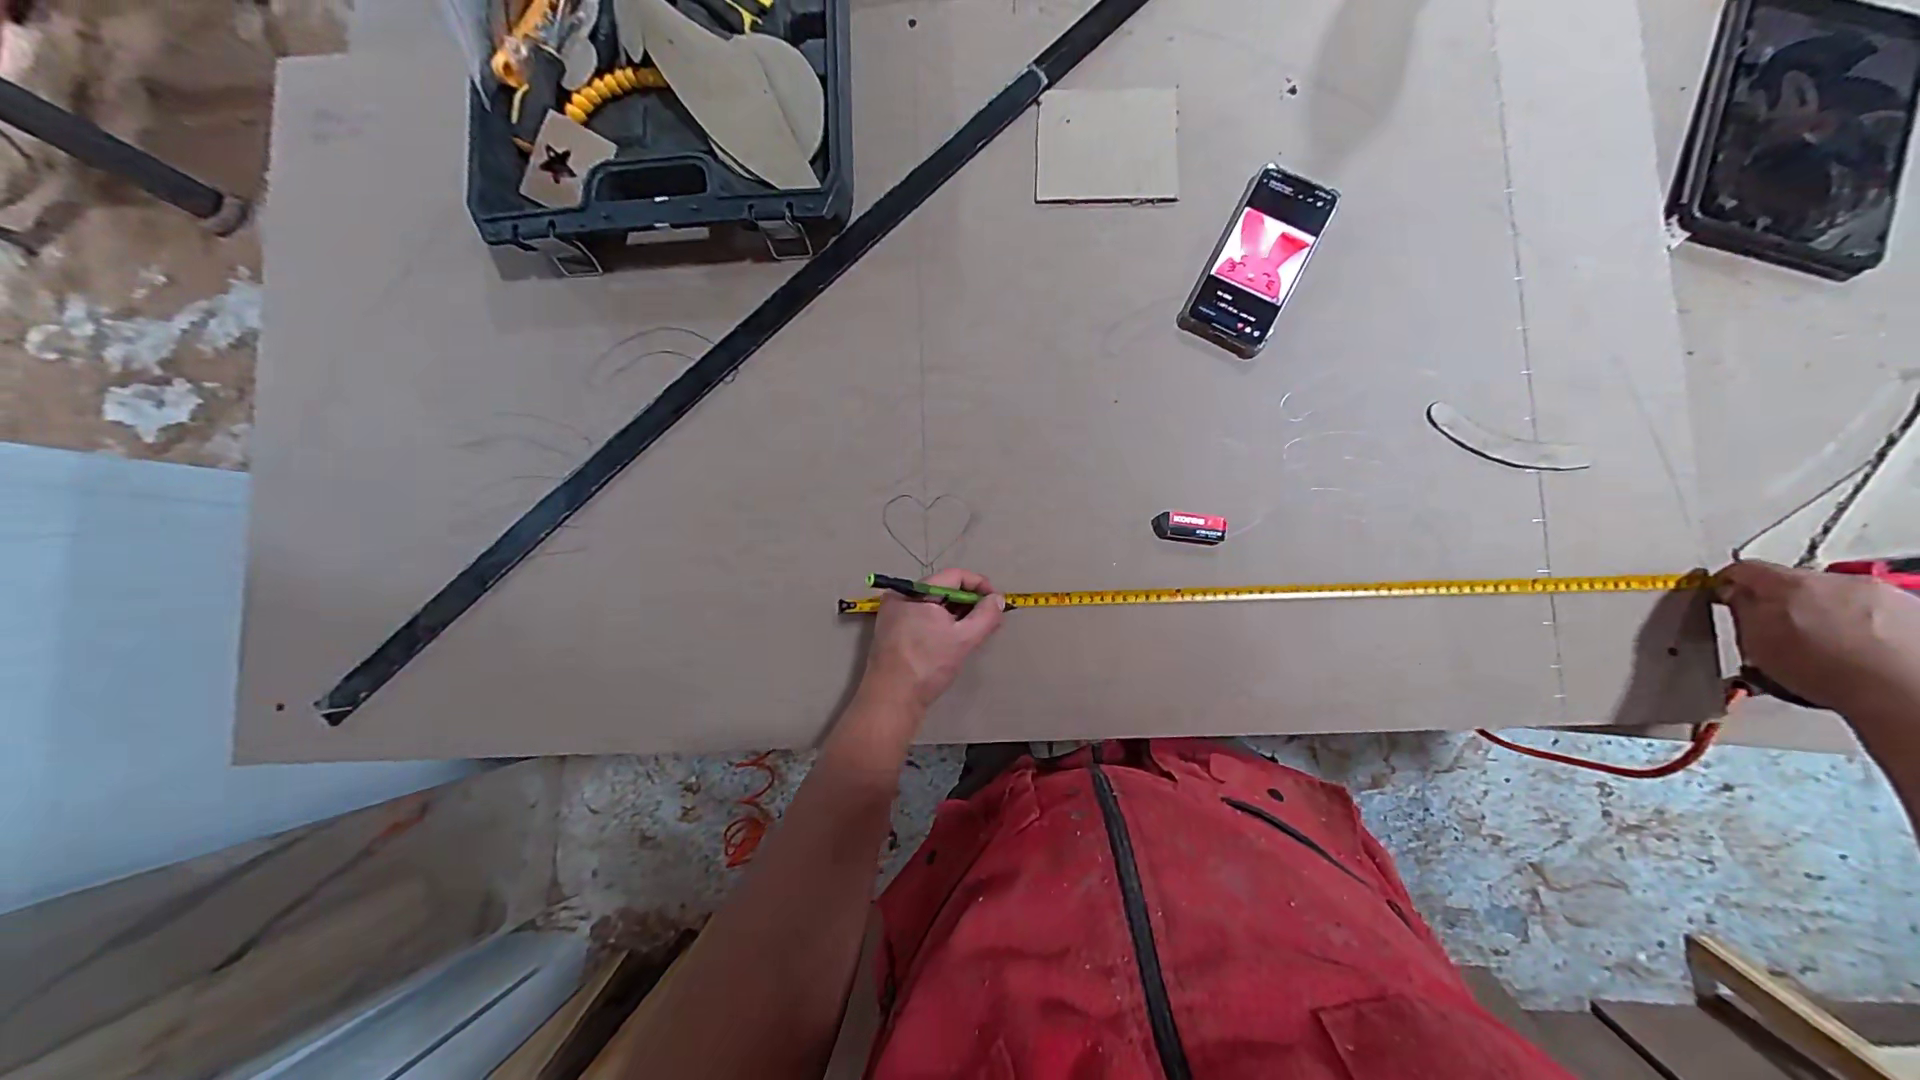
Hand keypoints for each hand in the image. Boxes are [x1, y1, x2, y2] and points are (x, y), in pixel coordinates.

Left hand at [859, 568, 1004, 711]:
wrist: (892, 699)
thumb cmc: (927, 665)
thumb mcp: (964, 639)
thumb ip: (986, 615)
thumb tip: (998, 599)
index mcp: (913, 591)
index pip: (954, 576)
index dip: (980, 585)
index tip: (997, 602)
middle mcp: (900, 597)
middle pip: (944, 589)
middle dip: (970, 602)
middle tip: (990, 619)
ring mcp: (894, 615)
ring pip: (934, 605)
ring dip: (958, 614)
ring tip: (976, 630)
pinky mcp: (893, 633)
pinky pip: (923, 618)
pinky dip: (942, 624)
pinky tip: (955, 639)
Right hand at [1717, 560, 1919, 717]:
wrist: (1903, 692)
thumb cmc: (1831, 672)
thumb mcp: (1756, 644)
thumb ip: (1742, 610)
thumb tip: (1737, 595)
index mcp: (1789, 583)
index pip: (1744, 569)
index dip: (1730, 582)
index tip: (1727, 595)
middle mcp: (1836, 580)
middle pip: (1795, 582)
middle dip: (1783, 602)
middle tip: (1778, 630)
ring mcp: (1880, 593)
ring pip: (1836, 596)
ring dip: (1824, 613)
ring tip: (1824, 646)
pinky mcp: (1912, 610)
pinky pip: (1872, 610)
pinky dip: (1861, 625)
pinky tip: (1858, 650)